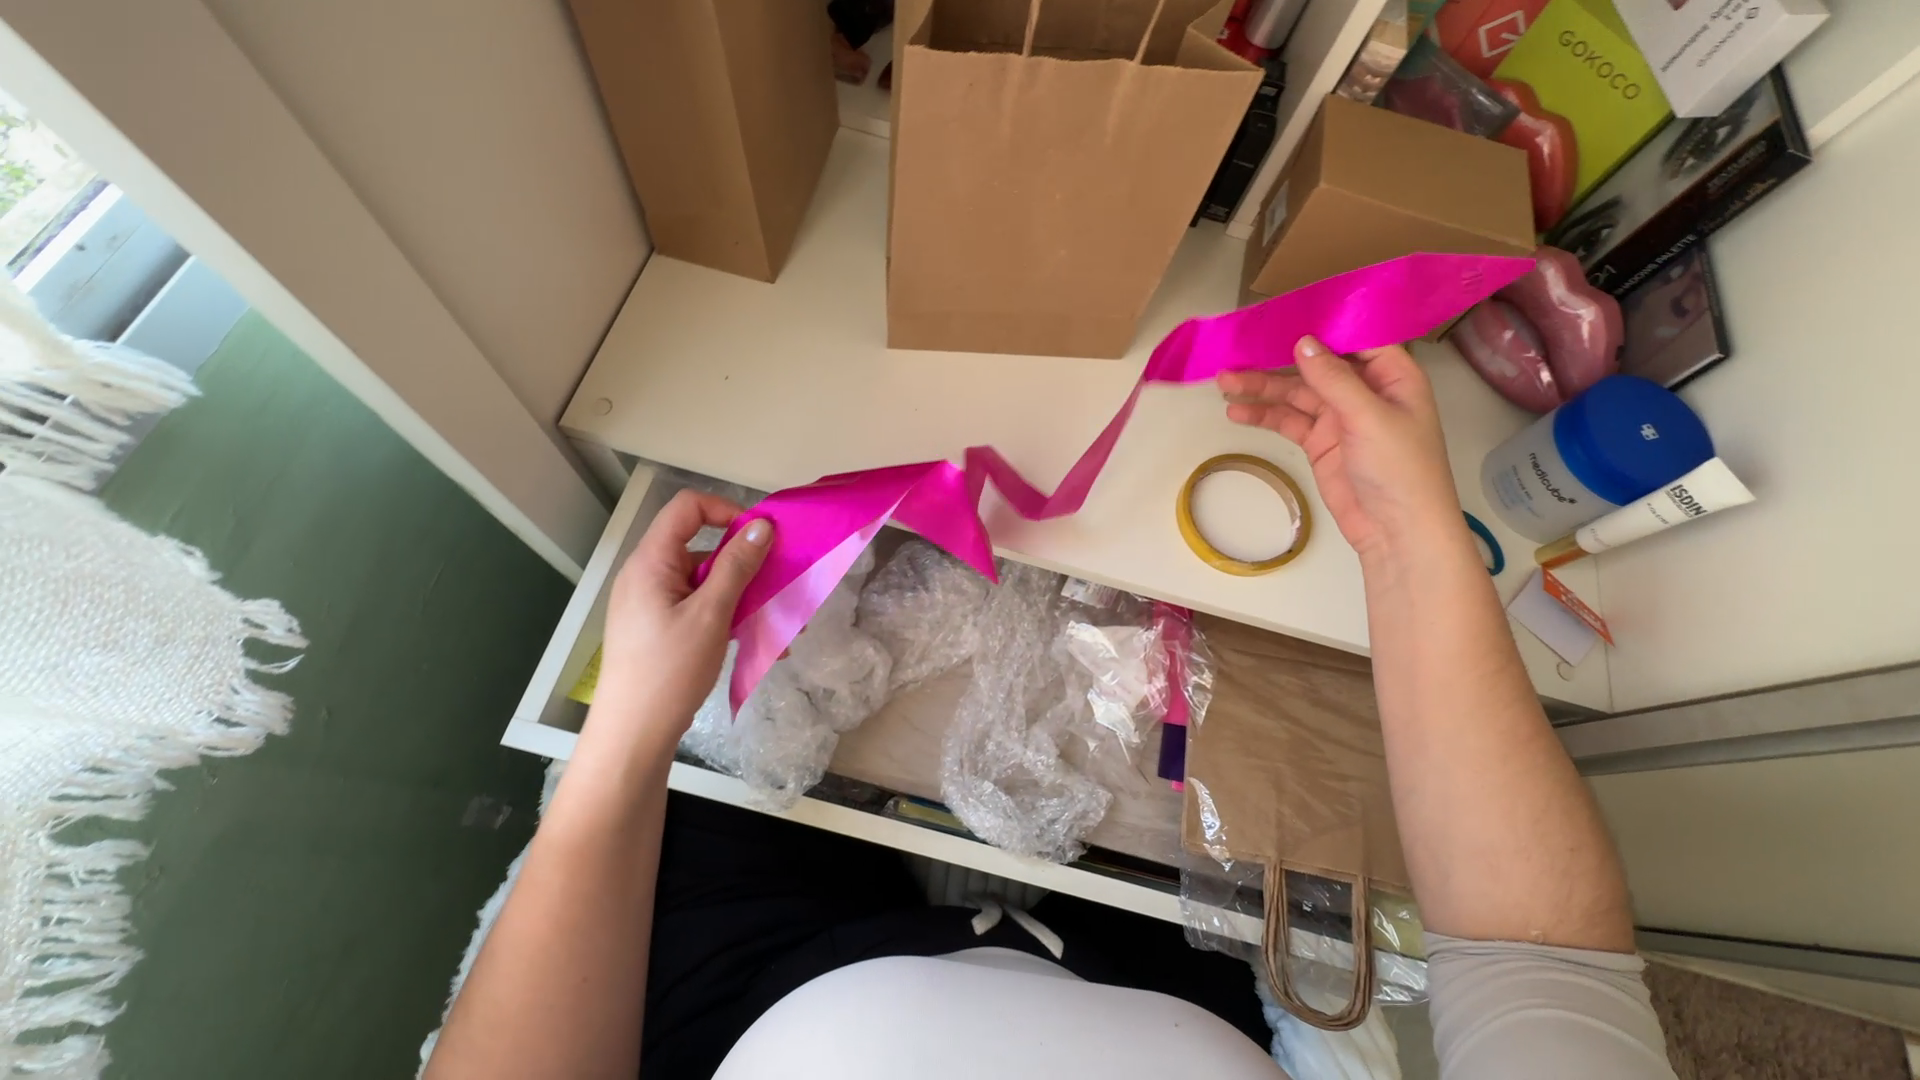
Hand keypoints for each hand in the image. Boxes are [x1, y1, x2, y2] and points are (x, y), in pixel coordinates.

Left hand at [585, 491, 771, 752]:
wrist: (633, 734)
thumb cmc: (670, 670)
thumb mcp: (711, 614)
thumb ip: (737, 566)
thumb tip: (761, 525)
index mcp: (651, 562)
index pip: (687, 508)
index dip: (726, 511)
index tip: (761, 538)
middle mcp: (648, 575)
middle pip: (702, 546)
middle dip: (746, 563)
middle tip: (782, 584)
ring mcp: (652, 604)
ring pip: (706, 582)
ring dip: (744, 596)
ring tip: (779, 625)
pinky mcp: (660, 629)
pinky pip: (699, 607)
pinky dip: (728, 617)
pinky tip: (758, 643)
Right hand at [1218, 336, 1460, 561]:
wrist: (1396, 530)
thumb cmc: (1400, 468)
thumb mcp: (1368, 417)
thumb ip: (1333, 379)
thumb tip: (1302, 343)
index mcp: (1391, 375)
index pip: (1353, 339)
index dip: (1319, 327)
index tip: (1281, 316)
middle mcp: (1364, 391)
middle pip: (1314, 366)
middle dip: (1276, 360)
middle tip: (1237, 354)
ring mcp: (1339, 418)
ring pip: (1295, 394)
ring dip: (1261, 388)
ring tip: (1224, 383)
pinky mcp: (1320, 443)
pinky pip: (1287, 421)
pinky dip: (1263, 416)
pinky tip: (1237, 412)